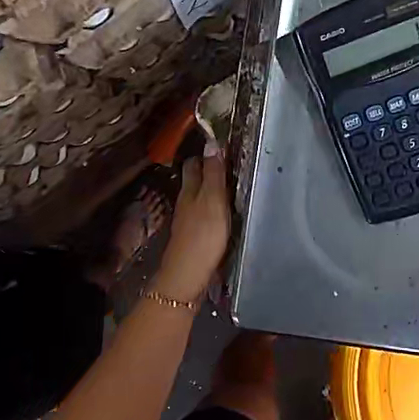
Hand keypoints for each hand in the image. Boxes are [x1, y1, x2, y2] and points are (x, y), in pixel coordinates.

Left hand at [151, 151, 230, 302]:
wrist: (187, 276)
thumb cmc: (203, 235)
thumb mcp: (213, 200)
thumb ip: (213, 174)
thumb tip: (211, 143)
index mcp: (190, 189)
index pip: (195, 162)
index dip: (206, 152)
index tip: (224, 145)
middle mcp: (186, 200)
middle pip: (195, 178)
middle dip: (208, 169)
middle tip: (231, 163)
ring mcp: (187, 219)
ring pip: (198, 195)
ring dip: (211, 188)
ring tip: (232, 184)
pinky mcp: (193, 235)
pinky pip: (203, 212)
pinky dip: (212, 206)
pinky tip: (224, 211)